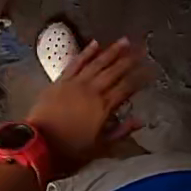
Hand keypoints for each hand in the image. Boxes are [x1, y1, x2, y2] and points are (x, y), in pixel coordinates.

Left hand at [28, 38, 146, 172]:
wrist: (38, 144)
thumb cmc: (70, 150)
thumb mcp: (100, 147)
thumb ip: (121, 132)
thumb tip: (140, 120)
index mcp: (103, 107)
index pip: (127, 87)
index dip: (141, 77)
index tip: (152, 68)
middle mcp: (91, 90)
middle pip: (114, 71)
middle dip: (130, 58)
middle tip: (142, 47)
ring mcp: (75, 83)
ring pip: (97, 62)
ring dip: (112, 51)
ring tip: (125, 40)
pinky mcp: (60, 80)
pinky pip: (76, 62)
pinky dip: (86, 52)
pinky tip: (95, 43)